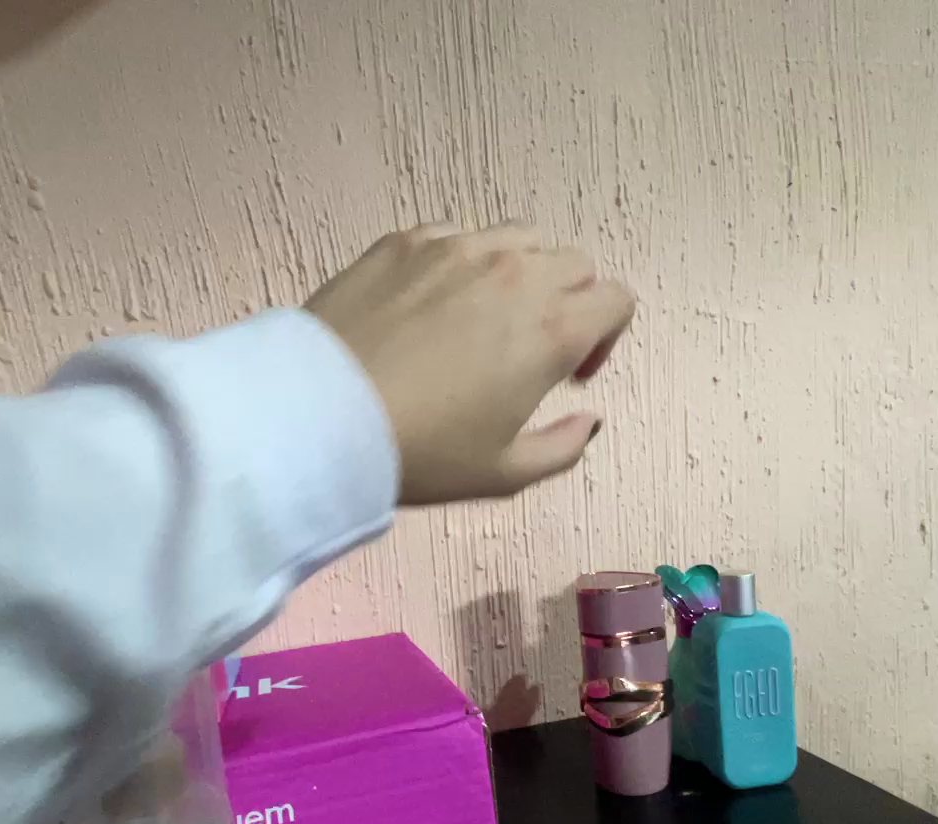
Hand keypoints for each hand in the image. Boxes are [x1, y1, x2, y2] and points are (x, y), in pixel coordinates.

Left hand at [304, 223, 634, 504]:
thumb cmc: (420, 454)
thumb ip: (563, 448)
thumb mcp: (503, 474)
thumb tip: (590, 421)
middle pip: (574, 262)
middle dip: (570, 301)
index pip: (616, 299)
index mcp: (551, 329)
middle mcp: (514, 273)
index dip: (606, 336)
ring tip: (485, 318)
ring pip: (518, 238)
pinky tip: (431, 306)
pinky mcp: (405, 241)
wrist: (321, 418)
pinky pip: (456, 236)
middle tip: (532, 348)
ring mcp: (457, 248)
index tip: (572, 373)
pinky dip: (463, 262)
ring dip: (521, 272)